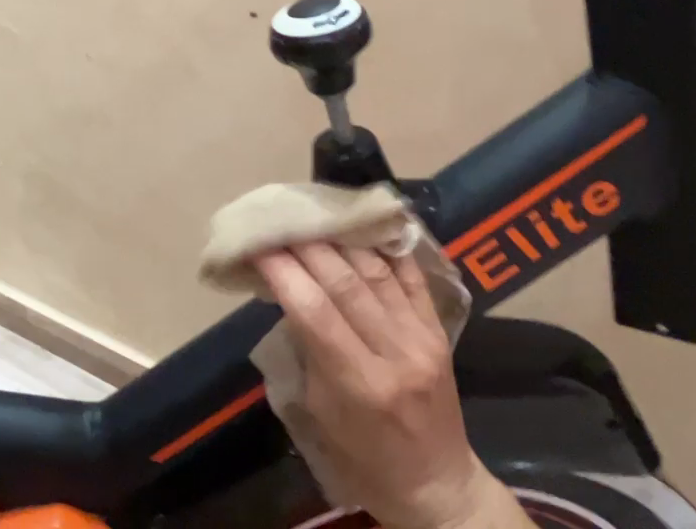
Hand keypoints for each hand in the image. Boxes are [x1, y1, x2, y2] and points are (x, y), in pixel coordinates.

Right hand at [254, 243, 521, 528]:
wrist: (437, 485)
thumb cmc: (365, 459)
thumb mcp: (320, 413)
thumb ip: (309, 349)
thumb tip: (289, 291)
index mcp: (360, 385)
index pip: (314, 311)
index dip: (282, 271)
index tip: (256, 244)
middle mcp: (395, 353)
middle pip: (344, 282)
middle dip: (305, 244)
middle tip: (277, 217)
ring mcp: (422, 337)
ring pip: (376, 270)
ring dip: (340, 235)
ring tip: (312, 211)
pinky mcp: (439, 329)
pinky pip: (411, 275)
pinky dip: (385, 245)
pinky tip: (363, 219)